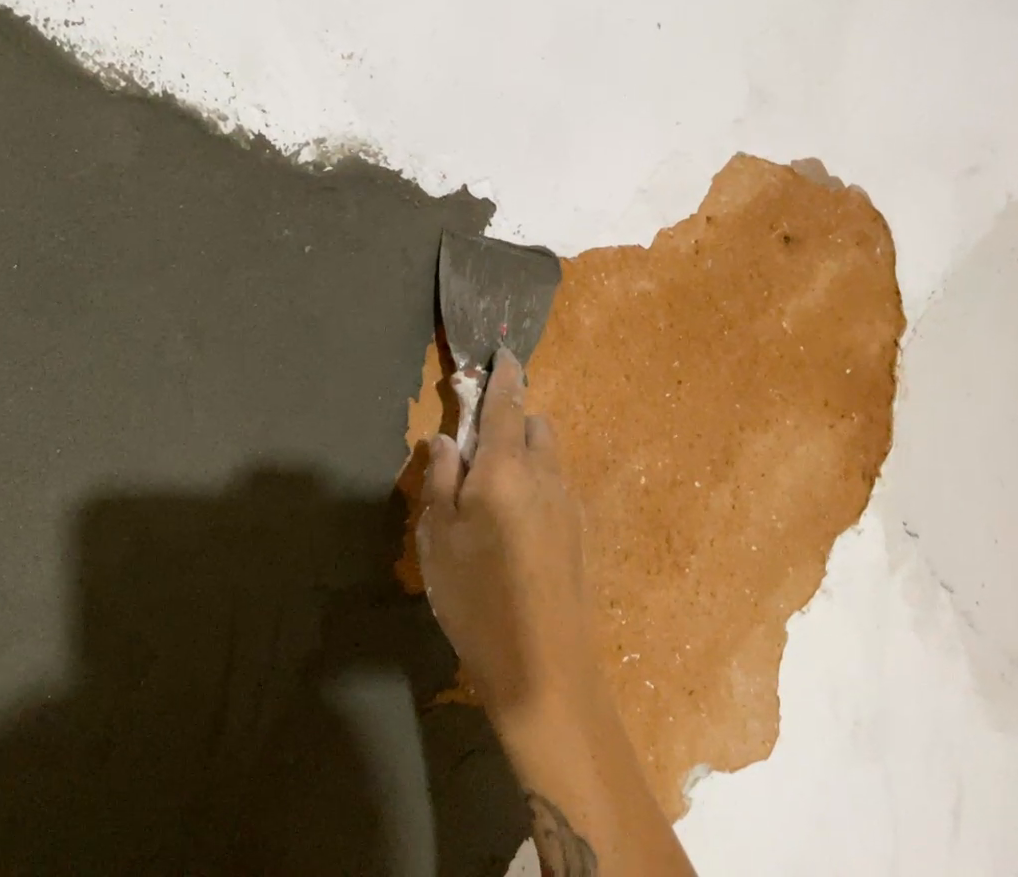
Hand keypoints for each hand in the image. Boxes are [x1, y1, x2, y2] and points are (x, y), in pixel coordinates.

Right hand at [417, 348, 596, 723]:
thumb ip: (440, 480)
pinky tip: (513, 523)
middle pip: (535, 424)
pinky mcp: (579, 533)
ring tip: (490, 489)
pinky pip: (556, 486)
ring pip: (548, 456)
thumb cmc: (475, 597)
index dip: (504, 375)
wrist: (542, 666)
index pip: (506, 405)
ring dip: (524, 452)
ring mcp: (568, 505)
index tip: (504, 352)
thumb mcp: (438, 537)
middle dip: (511, 418)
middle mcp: (544, 475)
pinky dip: (536, 482)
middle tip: (475, 444)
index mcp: (504, 468)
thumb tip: (444, 440)